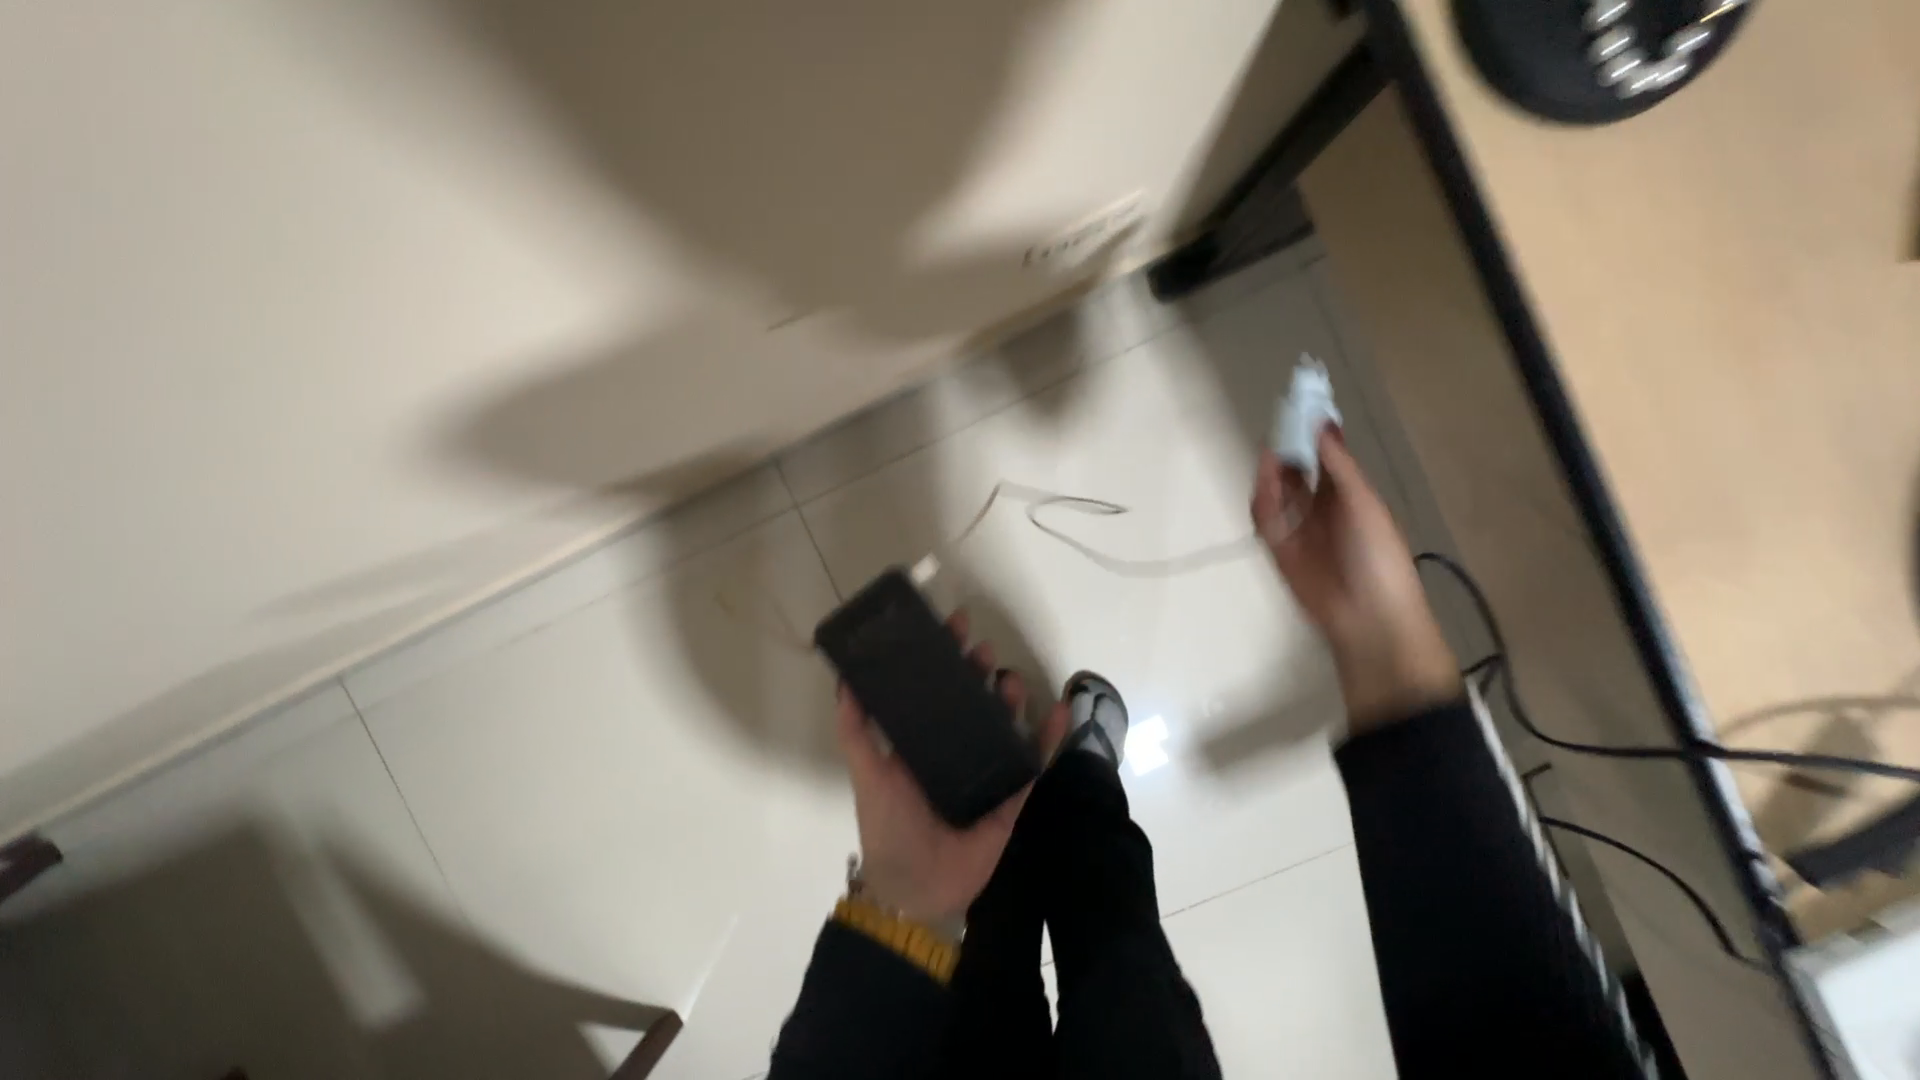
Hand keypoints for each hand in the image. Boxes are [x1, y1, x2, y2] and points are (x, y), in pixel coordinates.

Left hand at [835, 611, 1068, 924]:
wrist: (916, 888)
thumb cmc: (888, 827)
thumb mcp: (868, 774)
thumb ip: (856, 731)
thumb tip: (843, 682)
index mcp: (923, 741)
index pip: (937, 688)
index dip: (945, 657)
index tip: (953, 625)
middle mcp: (956, 750)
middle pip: (974, 699)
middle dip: (979, 670)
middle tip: (982, 648)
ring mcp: (988, 772)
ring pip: (1006, 723)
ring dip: (1011, 698)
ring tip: (1010, 681)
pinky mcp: (1013, 796)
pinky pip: (1035, 763)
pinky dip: (1049, 737)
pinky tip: (1059, 712)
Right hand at [1251, 431, 1459, 732]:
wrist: (1368, 617)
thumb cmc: (1379, 558)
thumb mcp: (1364, 505)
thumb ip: (1339, 466)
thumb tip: (1321, 423)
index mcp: (1349, 496)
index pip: (1325, 457)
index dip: (1312, 434)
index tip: (1301, 405)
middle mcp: (1321, 508)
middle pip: (1296, 471)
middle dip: (1288, 448)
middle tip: (1279, 423)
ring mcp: (1297, 529)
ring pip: (1276, 492)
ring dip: (1273, 471)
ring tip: (1272, 449)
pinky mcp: (1277, 549)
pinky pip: (1264, 518)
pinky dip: (1261, 497)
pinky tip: (1265, 476)